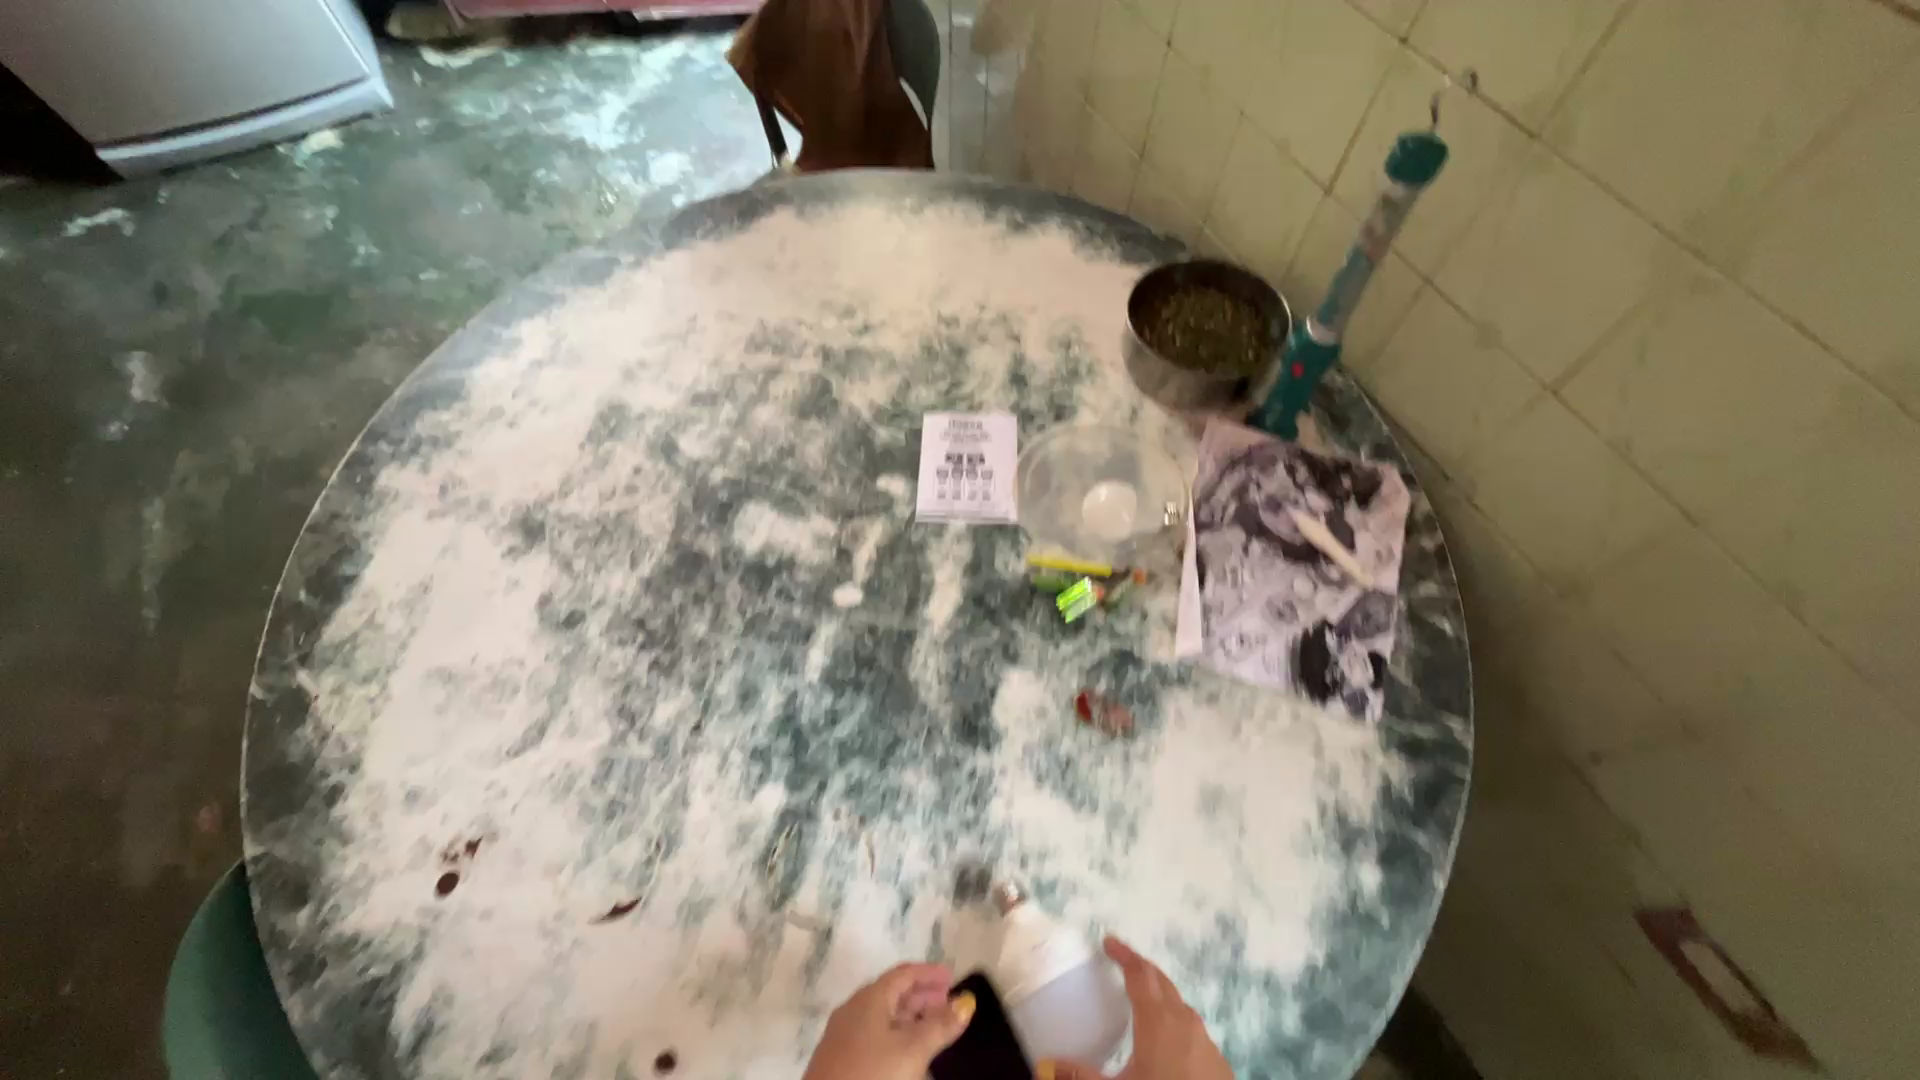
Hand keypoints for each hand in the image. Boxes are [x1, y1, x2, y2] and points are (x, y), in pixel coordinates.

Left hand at [800, 963, 973, 1079]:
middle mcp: (853, 1008)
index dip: (929, 973)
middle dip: (921, 995)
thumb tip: (966, 1003)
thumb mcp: (913, 1051)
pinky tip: (905, 1051)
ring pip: (882, 1014)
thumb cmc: (872, 1074)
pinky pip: (873, 1032)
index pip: (903, 973)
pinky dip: (895, 1033)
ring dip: (909, 1016)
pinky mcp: (839, 1057)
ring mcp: (843, 1033)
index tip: (952, 977)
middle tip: (947, 1003)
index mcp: (869, 997)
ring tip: (932, 1027)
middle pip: (892, 992)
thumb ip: (940, 1026)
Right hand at [1043, 938, 1231, 1079]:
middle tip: (1121, 962)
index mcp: (1157, 1020)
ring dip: (1160, 995)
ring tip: (1143, 1001)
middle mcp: (1184, 1021)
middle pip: (1161, 982)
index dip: (1123, 954)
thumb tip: (1045, 1065)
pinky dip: (1177, 1023)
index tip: (1108, 942)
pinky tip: (1169, 1043)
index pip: (1138, 973)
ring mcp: (1206, 1041)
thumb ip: (1080, 1075)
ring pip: (1180, 1006)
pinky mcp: (1219, 1063)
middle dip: (1141, 967)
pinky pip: (1194, 1031)